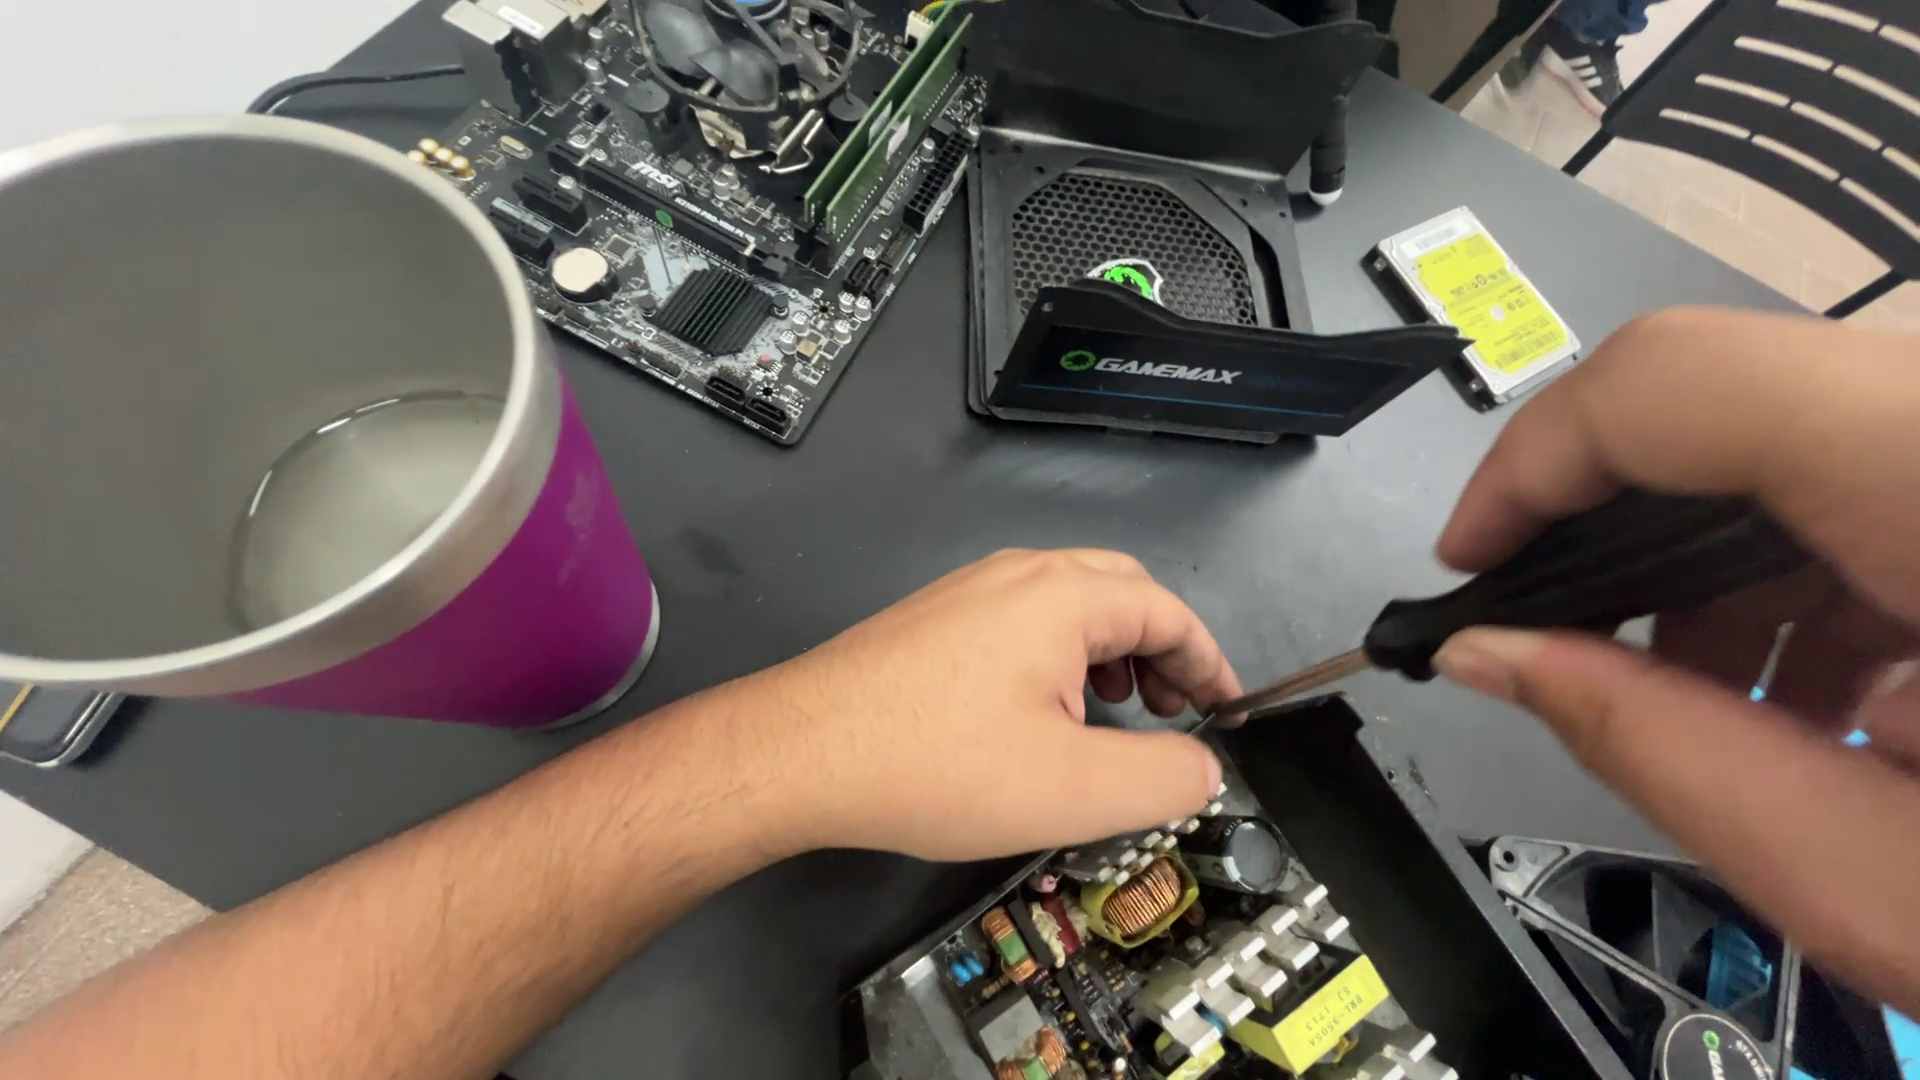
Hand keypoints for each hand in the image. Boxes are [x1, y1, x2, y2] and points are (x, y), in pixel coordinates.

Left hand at [715, 549, 1240, 861]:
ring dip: (1109, 649)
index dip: (1209, 663)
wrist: (800, 751)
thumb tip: (1204, 765)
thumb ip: (1163, 777)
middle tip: (1167, 710)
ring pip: (1069, 603)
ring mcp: (969, 589)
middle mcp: (1018, 573)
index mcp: (1063, 596)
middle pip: (1121, 592)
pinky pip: (1022, 618)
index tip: (1226, 712)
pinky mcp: (935, 616)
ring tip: (1110, 711)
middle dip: (1160, 648)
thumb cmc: (940, 764)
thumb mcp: (1073, 788)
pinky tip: (1038, 709)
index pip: (1169, 611)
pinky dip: (1059, 653)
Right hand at [1429, 307, 1919, 1014]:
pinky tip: (1851, 675)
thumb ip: (1647, 743)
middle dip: (1609, 521)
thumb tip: (1486, 654)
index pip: (1679, 380)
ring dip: (1711, 551)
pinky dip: (1818, 558)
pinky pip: (1896, 462)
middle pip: (1735, 398)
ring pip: (1811, 426)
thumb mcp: (1894, 888)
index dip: (1532, 458)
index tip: (1474, 558)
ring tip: (1724, 688)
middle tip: (1575, 637)